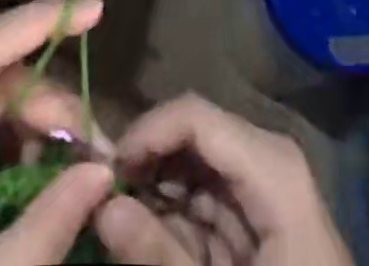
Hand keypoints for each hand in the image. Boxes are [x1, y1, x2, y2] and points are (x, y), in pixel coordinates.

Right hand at [94, 94, 352, 265]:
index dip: (144, 135)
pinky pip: (204, 197)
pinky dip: (174, 217)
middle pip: (193, 136)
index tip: (99, 175)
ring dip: (153, 194)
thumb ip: (160, 255)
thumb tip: (104, 206)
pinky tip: (151, 244)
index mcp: (271, 166)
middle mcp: (268, 158)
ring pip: (192, 166)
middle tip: (96, 204)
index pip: (196, 116)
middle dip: (143, 165)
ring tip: (118, 228)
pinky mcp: (257, 209)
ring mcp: (264, 181)